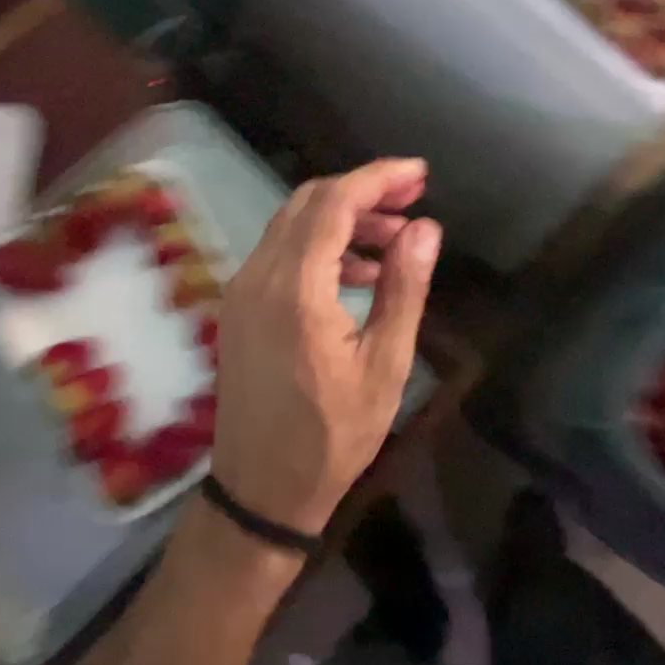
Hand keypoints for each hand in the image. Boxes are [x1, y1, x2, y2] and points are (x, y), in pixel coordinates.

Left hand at [212, 158, 441, 536]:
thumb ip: (403, 288)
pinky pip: (279, 254)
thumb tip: (426, 228)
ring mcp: (241, 291)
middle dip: (362, 190)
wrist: (261, 491)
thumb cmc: (332, 435)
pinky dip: (319, 245)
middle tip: (413, 198)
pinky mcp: (238, 308)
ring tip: (395, 238)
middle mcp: (258, 277)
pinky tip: (358, 271)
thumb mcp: (385, 365)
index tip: (420, 173)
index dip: (379, 178)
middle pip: (308, 202)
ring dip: (342, 218)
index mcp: (295, 289)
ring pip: (291, 224)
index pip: (335, 203)